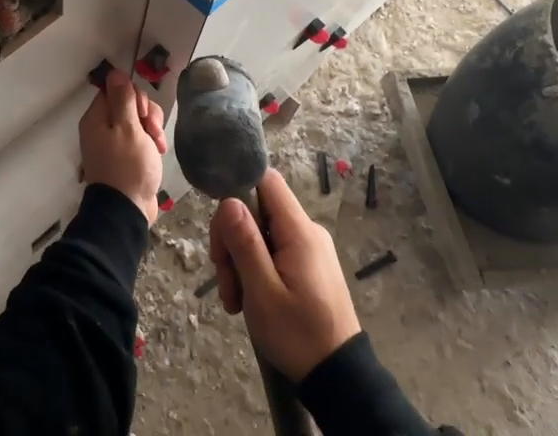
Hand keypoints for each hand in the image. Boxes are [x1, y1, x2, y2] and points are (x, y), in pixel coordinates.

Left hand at [79, 67, 167, 223]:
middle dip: (147, 114)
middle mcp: (101, 128)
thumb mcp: (128, 129)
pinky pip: (139, 139)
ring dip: (152, 129)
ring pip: (136, 121)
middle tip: (153, 130)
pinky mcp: (125, 157)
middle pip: (127, 104)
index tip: (143, 113)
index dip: (134, 97)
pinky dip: (149, 143)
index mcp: (96, 118)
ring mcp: (113, 143)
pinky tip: (157, 153)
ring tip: (157, 146)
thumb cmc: (127, 167)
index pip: (115, 90)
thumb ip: (123, 100)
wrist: (126, 210)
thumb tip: (115, 72)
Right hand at [208, 168, 360, 379]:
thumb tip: (228, 201)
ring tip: (234, 299)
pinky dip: (253, 270)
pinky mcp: (307, 265)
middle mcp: (307, 232)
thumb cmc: (298, 335)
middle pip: (256, 210)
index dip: (237, 189)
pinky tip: (246, 300)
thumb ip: (245, 243)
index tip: (220, 225)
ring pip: (260, 234)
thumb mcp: (263, 292)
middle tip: (224, 279)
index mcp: (299, 232)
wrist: (337, 377)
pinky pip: (272, 252)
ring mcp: (308, 249)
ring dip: (239, 261)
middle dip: (232, 239)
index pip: (266, 180)